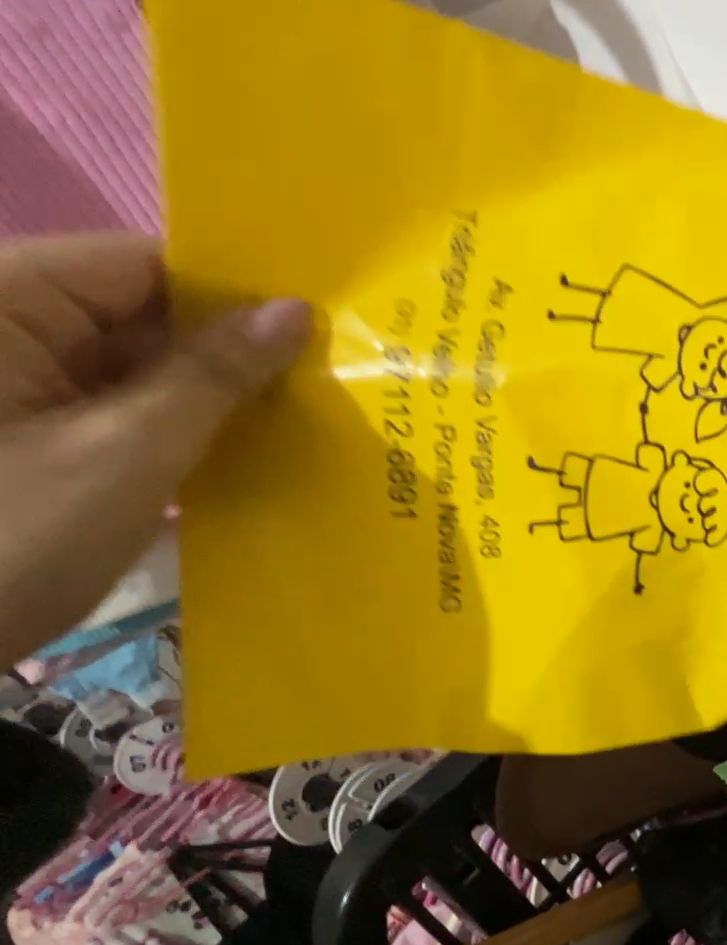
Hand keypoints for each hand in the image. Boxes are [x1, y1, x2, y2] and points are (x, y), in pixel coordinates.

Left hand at [0, 233, 310, 667]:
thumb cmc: (5, 539)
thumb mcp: (128, 452)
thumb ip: (214, 375)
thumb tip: (294, 312)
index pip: (138, 264)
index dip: (234, 288)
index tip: (323, 324)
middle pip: (139, 312)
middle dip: (234, 345)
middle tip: (334, 375)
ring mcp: (10, 388)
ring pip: (137, 363)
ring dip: (217, 391)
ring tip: (308, 413)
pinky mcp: (25, 435)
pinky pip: (119, 407)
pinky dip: (183, 425)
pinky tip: (249, 448)